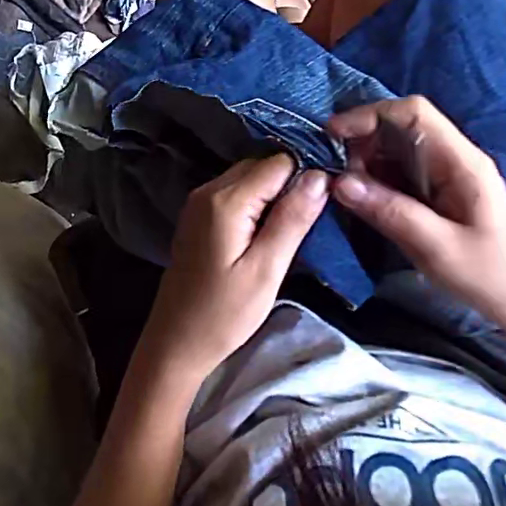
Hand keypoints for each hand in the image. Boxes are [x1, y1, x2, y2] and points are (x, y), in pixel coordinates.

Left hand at [139, 154, 329, 379]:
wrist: (176, 343)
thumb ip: (292, 219)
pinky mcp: (198, 217)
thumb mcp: (266, 270)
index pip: (278, 163)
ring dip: (275, 194)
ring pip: (249, 178)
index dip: (307, 175)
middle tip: (316, 216)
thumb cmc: (223, 314)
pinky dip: (257, 203)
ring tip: (296, 225)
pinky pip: (235, 194)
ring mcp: (198, 203)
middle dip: (292, 183)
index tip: (330, 198)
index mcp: (224, 200)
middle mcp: (207, 190)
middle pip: (262, 166)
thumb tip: (321, 176)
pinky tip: (269, 231)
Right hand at [327, 97, 505, 319]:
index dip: (370, 114)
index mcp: (462, 162)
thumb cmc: (489, 276)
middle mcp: (453, 159)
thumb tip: (340, 182)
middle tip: (336, 171)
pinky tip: (361, 198)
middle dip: (363, 139)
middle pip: (402, 126)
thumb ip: (390, 212)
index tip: (333, 134)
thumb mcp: (437, 248)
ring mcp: (446, 175)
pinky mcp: (437, 193)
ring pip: (398, 149)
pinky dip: (375, 178)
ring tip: (344, 187)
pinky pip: (400, 172)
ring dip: (366, 160)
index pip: (414, 113)